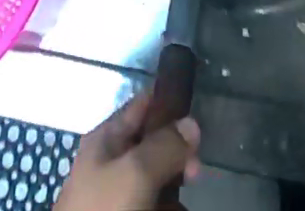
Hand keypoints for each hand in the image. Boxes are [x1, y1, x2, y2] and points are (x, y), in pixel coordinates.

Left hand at [53, 89, 201, 210]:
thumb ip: (165, 145)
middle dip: (178, 155)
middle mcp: (112, 162)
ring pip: (158, 180)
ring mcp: (118, 195)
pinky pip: (155, 206)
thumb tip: (192, 123)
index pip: (143, 104)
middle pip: (154, 145)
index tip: (197, 115)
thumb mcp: (135, 172)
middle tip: (195, 173)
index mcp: (107, 139)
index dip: (171, 103)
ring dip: (176, 189)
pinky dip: (168, 208)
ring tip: (186, 202)